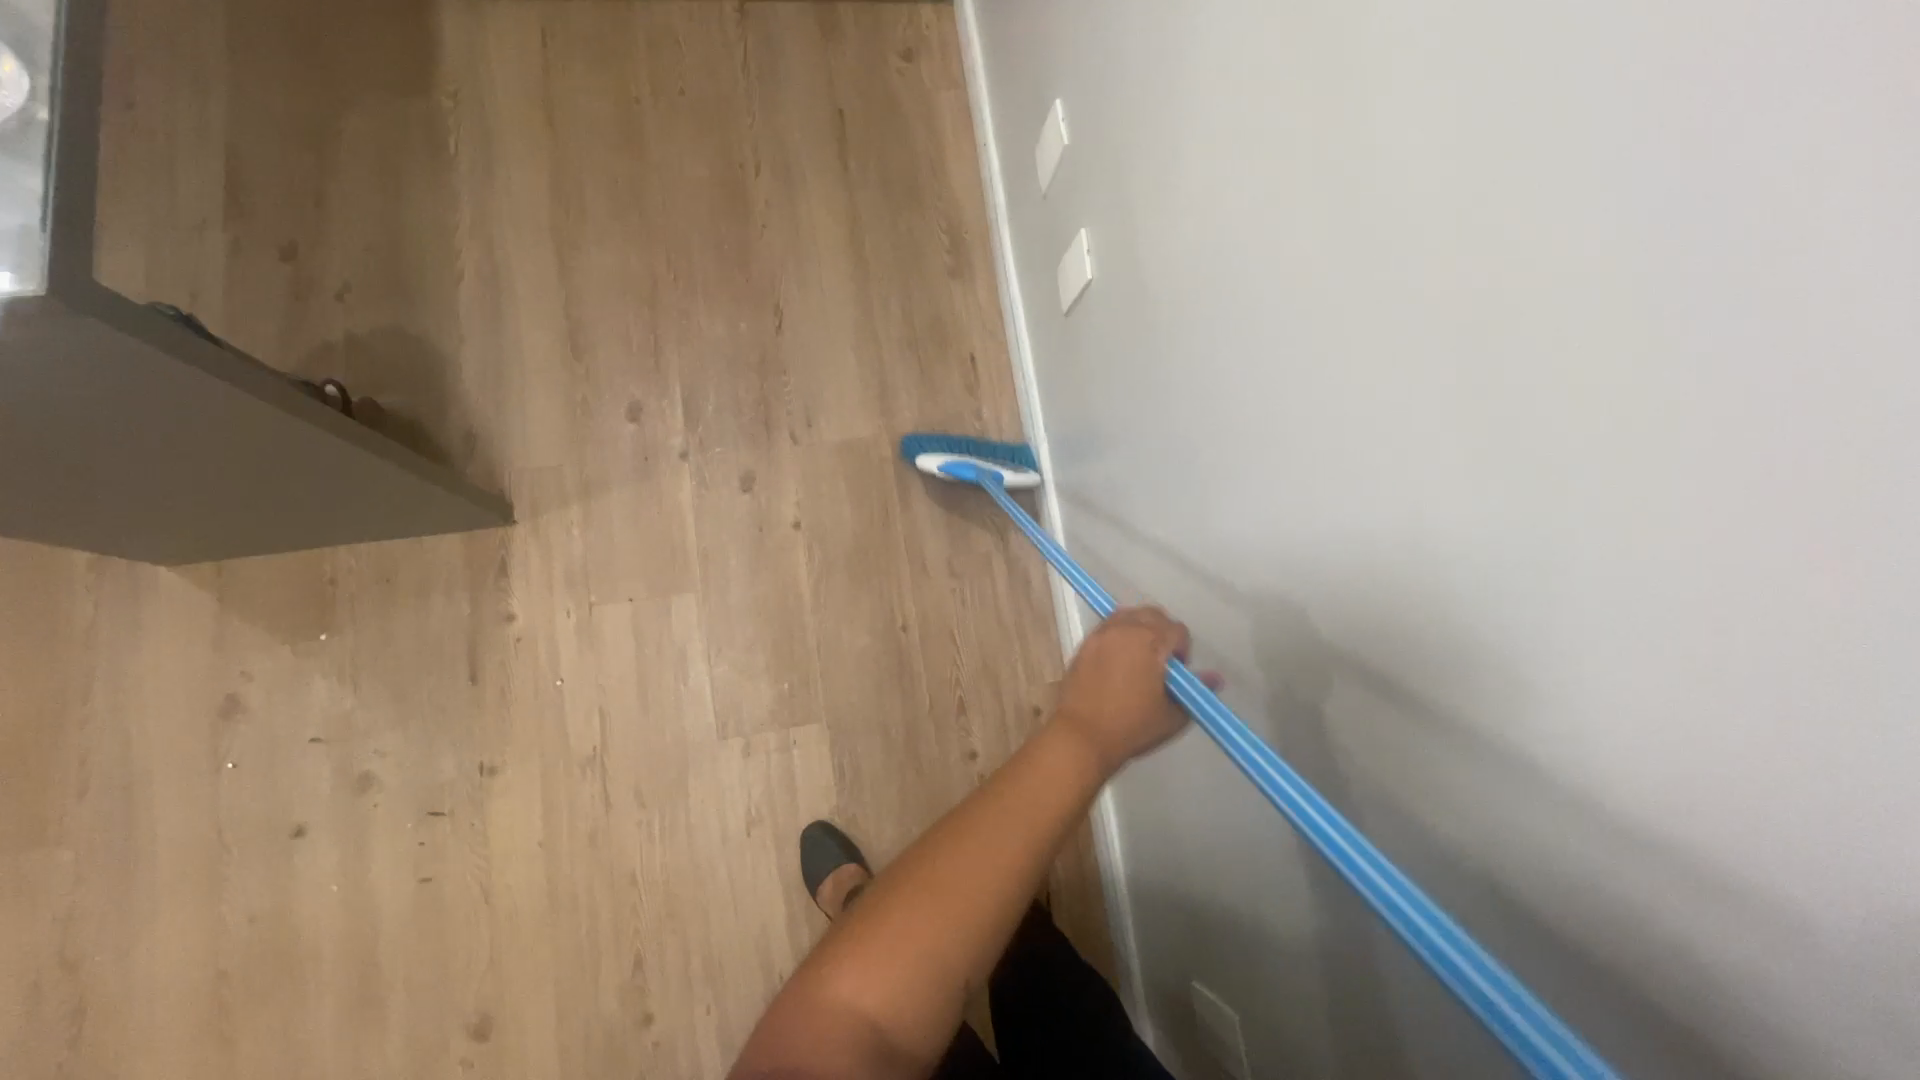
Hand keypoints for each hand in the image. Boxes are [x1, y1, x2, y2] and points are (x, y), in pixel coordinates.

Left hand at [1050, 606, 1222, 773]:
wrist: (1081, 735)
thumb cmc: (1131, 727)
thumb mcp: (1172, 715)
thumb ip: (1196, 692)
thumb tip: (1216, 678)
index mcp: (1150, 641)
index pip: (1177, 630)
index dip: (1182, 650)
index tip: (1177, 673)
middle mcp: (1125, 629)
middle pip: (1152, 615)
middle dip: (1162, 633)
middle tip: (1161, 663)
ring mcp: (1101, 634)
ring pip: (1127, 616)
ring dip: (1139, 629)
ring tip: (1139, 659)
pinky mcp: (1084, 645)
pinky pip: (1107, 628)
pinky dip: (1118, 635)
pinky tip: (1118, 662)